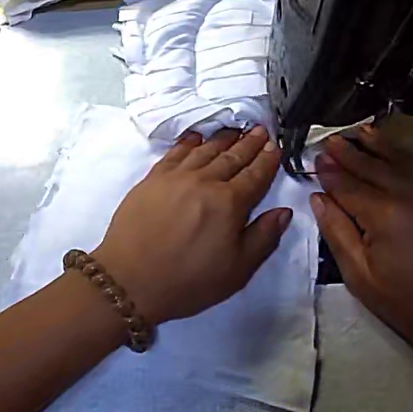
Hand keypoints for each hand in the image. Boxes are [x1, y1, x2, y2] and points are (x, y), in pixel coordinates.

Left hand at [93, 127, 293, 324]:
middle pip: (231, 157)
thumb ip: (263, 237)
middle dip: (249, 143)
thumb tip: (283, 212)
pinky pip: (175, 154)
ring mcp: (175, 177)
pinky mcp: (152, 180)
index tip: (276, 146)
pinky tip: (196, 138)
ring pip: (205, 151)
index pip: (255, 175)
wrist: (130, 280)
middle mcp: (204, 182)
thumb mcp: (237, 270)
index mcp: (229, 203)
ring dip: (222, 139)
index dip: (267, 160)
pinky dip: (188, 143)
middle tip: (260, 130)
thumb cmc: (188, 281)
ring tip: (234, 130)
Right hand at [312, 125, 412, 364]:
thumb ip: (338, 234)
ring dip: (382, 146)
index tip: (317, 158)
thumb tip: (319, 199)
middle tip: (333, 141)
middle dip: (350, 153)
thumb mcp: (363, 279)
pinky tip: (408, 152)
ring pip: (407, 159)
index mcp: (386, 216)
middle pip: (375, 166)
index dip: (330, 172)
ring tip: (362, 133)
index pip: (348, 185)